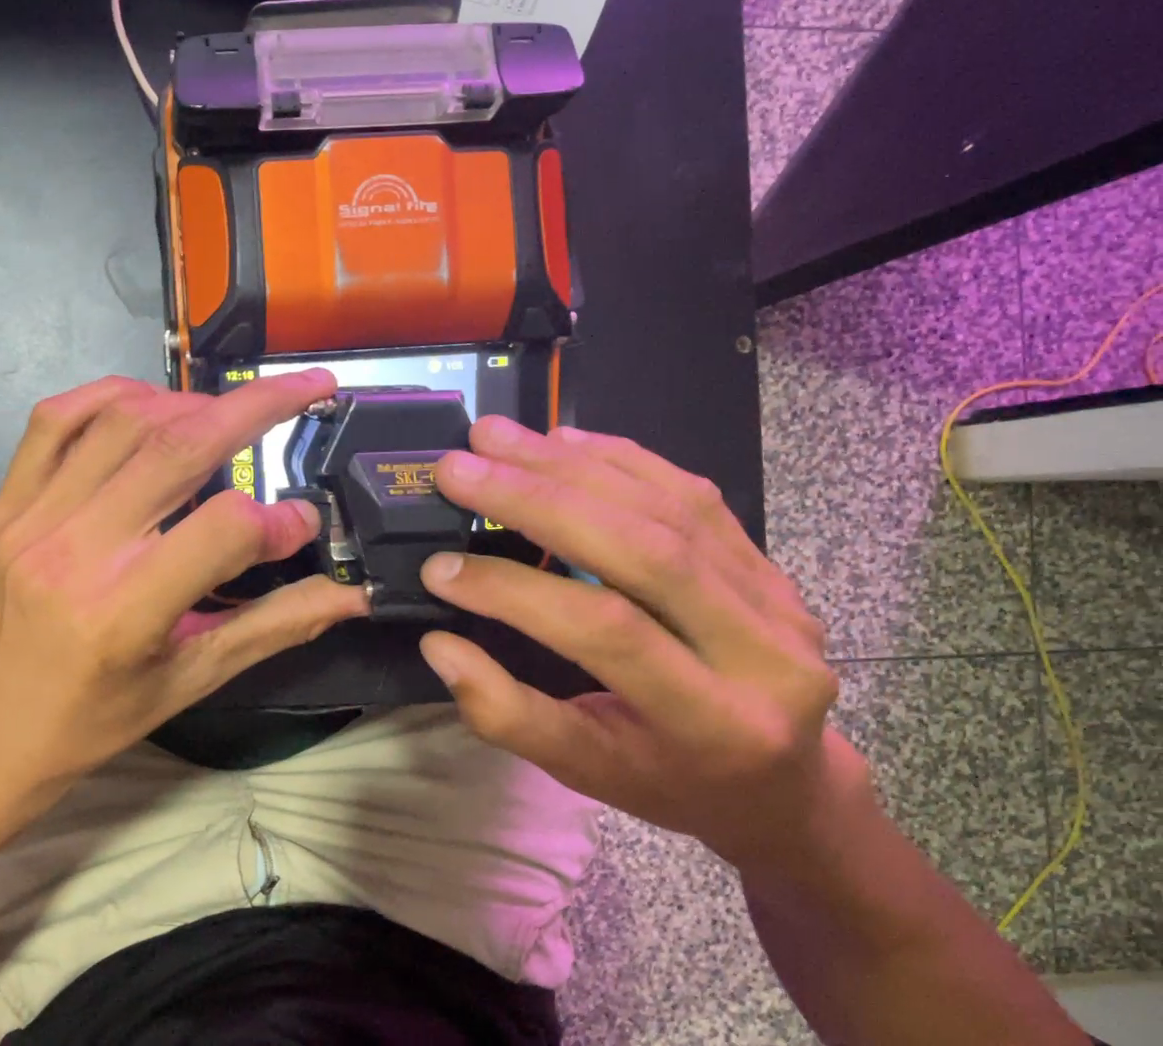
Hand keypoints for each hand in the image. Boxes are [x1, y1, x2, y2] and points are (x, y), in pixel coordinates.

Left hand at [0, 372, 367, 811]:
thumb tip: (353, 591)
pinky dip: (108, 396)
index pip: (222, 528)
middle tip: (303, 390)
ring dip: (186, 402)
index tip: (302, 522)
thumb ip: (275, 626)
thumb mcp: (193, 680)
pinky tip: (148, 402)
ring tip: (226, 411)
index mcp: (126, 612)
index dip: (276, 518)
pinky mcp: (6, 505)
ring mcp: (33, 521)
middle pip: (177, 449)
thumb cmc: (101, 715)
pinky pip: (54, 421)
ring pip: (121, 422)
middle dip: (253, 408)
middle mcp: (76, 554)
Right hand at [417, 417, 857, 872]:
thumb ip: (507, 714)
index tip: (440, 567)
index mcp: (717, 722)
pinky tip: (562, 439)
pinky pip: (693, 495)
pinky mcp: (771, 564)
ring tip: (495, 438)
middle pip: (645, 551)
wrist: (784, 784)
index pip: (607, 632)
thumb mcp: (584, 771)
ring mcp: (779, 599)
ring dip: (571, 465)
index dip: (516, 592)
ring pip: (669, 509)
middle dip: (539, 500)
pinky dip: (621, 459)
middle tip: (460, 468)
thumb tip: (439, 643)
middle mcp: (765, 653)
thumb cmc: (669, 782)